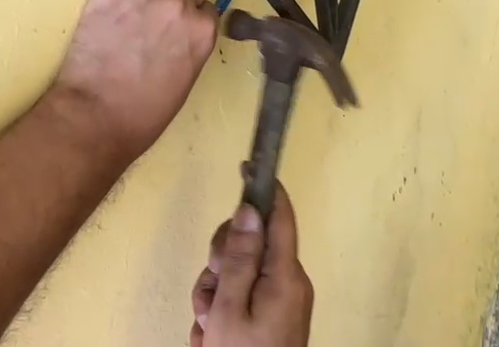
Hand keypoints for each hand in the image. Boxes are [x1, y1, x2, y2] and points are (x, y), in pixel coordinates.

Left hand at [50, 0, 216, 158]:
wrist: (95, 117)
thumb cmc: (142, 114)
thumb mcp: (184, 80)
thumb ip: (191, 46)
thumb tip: (182, 31)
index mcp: (203, 32)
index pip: (207, 6)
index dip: (192, 15)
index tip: (177, 26)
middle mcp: (180, 5)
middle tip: (158, 10)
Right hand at [191, 185, 311, 346]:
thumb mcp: (229, 308)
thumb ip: (238, 258)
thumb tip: (248, 209)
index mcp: (286, 275)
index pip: (280, 216)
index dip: (264, 188)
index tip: (245, 167)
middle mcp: (289, 283)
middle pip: (251, 245)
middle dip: (221, 264)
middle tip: (210, 293)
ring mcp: (282, 301)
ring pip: (240, 273)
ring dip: (216, 294)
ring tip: (208, 324)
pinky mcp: (274, 317)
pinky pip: (244, 297)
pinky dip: (223, 311)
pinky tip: (213, 333)